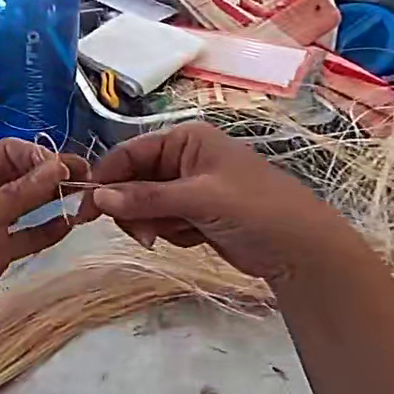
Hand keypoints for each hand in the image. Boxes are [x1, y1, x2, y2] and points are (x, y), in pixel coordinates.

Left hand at [0, 138, 87, 332]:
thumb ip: (15, 193)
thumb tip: (56, 167)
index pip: (5, 153)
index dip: (35, 155)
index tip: (63, 166)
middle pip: (20, 175)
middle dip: (50, 173)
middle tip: (87, 175)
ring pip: (28, 203)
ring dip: (54, 198)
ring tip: (87, 195)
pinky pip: (29, 235)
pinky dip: (49, 229)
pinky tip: (70, 223)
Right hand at [75, 121, 369, 283]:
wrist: (307, 253)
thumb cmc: (258, 210)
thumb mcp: (199, 199)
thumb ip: (146, 198)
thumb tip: (97, 198)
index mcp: (184, 139)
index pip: (128, 153)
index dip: (105, 178)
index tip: (87, 206)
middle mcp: (181, 158)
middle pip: (131, 180)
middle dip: (132, 207)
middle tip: (141, 233)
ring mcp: (186, 186)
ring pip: (141, 203)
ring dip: (149, 223)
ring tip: (176, 236)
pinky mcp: (191, 212)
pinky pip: (157, 220)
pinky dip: (166, 232)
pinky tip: (193, 238)